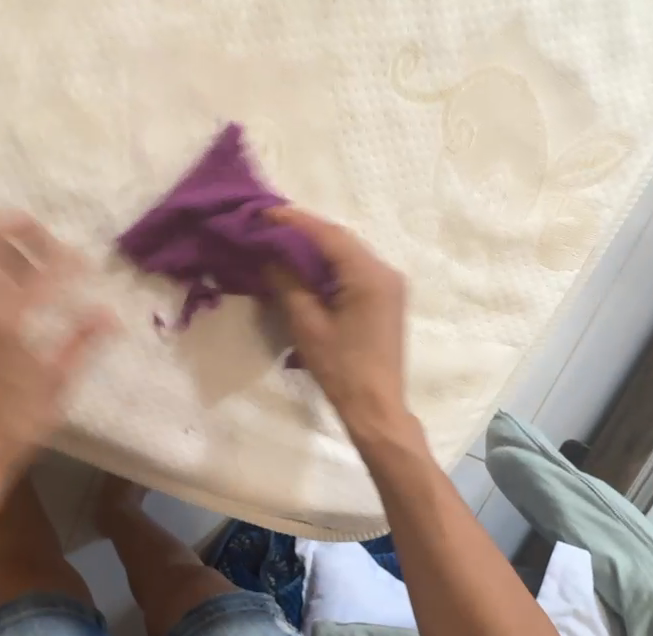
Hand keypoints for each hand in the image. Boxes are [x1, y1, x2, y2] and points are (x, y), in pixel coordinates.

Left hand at [0, 215, 116, 483]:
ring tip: (20, 252)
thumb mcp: (54, 388)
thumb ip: (81, 343)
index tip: (87, 264)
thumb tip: (110, 315)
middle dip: (30, 235)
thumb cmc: (9, 428)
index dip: (70, 261)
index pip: (47, 269)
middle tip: (52, 247)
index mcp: (8, 318)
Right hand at [266, 207, 409, 428]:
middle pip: (340, 240)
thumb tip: (269, 256)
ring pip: (347, 255)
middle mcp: (385, 271)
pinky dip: (329, 266)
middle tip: (268, 226)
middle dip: (304, 231)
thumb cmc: (341, 370)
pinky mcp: (386, 300)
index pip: (328, 234)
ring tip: (281, 243)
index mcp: (369, 275)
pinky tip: (305, 269)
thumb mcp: (308, 326)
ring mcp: (389, 286)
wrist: (375, 406)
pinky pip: (354, 272)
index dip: (294, 221)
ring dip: (316, 248)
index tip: (263, 211)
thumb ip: (288, 284)